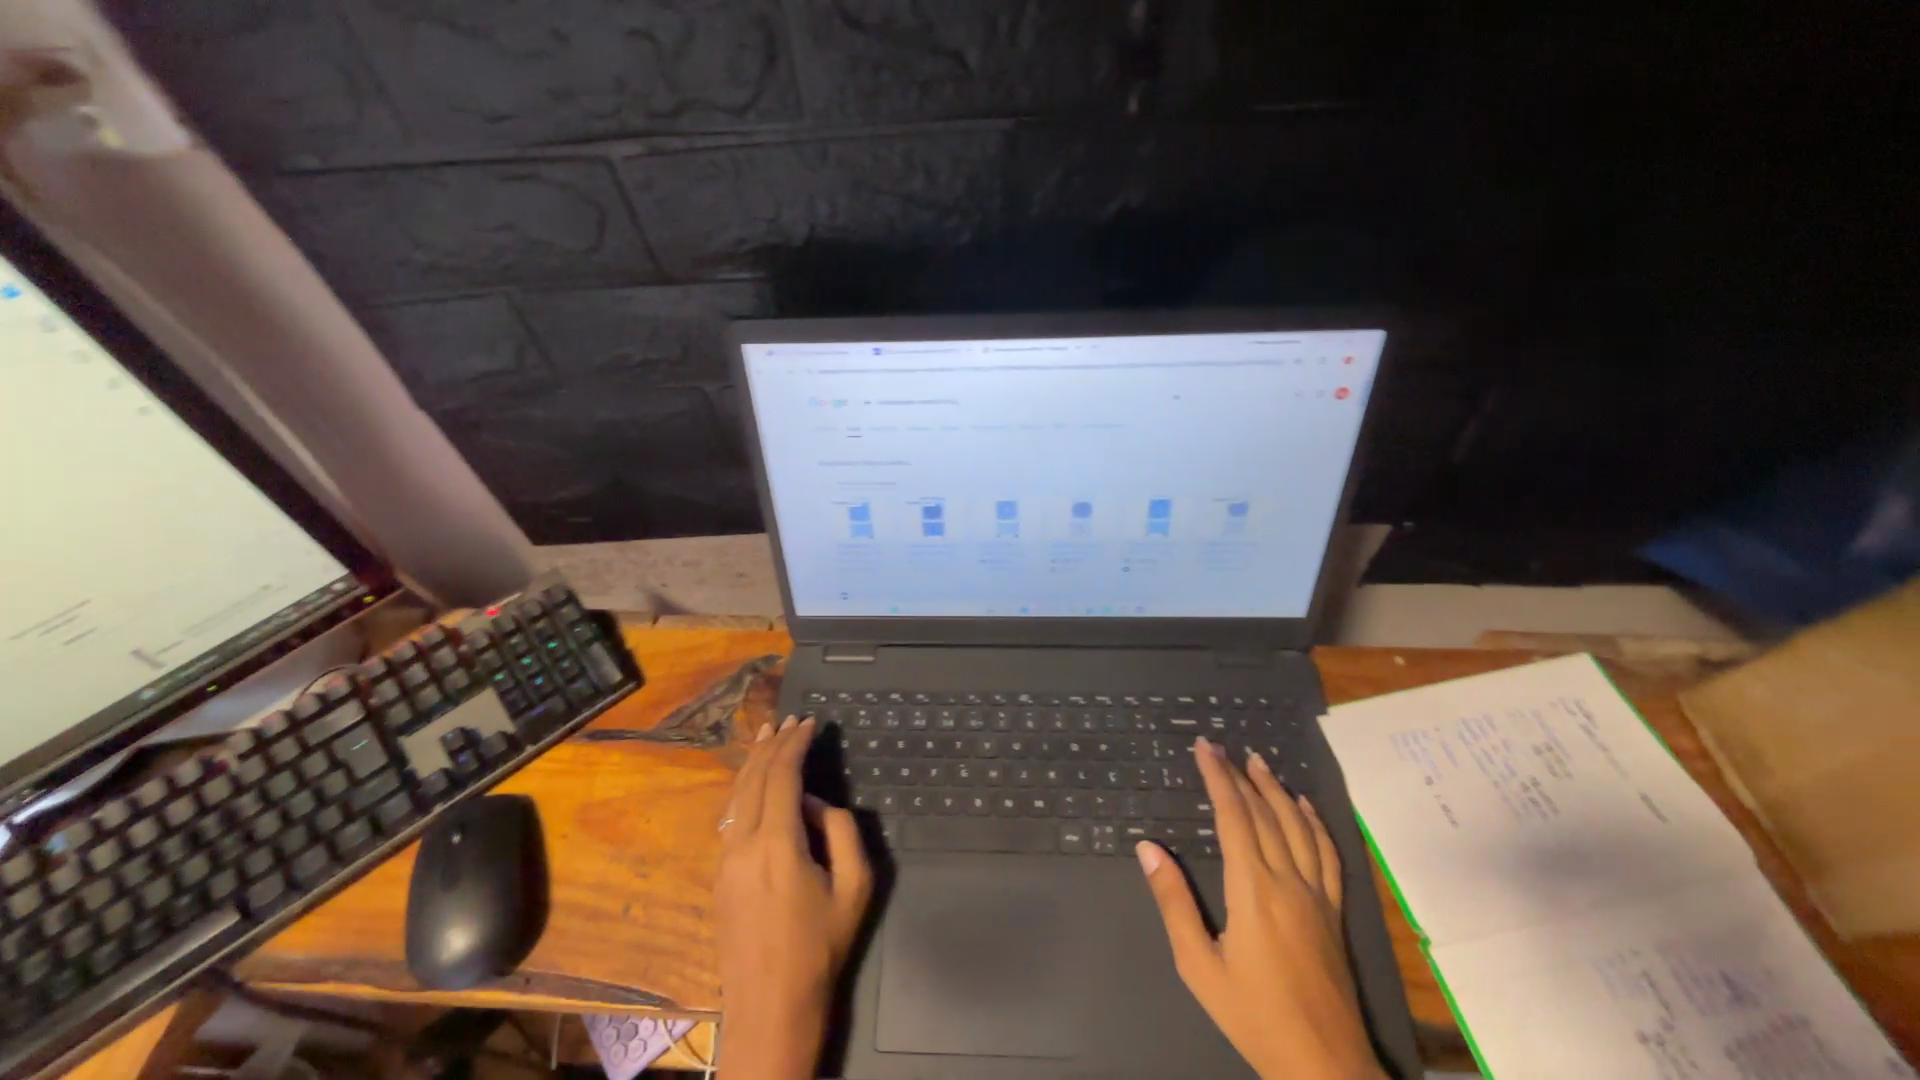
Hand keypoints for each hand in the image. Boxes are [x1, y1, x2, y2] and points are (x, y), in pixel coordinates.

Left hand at [715, 716, 872, 1079]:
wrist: (770, 1005)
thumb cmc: (820, 948)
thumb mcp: (855, 889)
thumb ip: (844, 833)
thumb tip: (819, 805)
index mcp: (778, 844)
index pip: (782, 776)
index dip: (795, 745)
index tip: (810, 722)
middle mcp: (743, 843)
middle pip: (753, 778)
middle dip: (772, 744)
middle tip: (790, 720)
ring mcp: (725, 859)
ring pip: (735, 796)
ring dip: (753, 762)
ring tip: (766, 735)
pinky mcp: (719, 876)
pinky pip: (730, 817)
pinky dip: (743, 789)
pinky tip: (752, 783)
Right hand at [1137, 736, 1384, 1079]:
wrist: (1322, 1061)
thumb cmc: (1252, 1015)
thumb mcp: (1198, 965)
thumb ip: (1174, 902)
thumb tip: (1148, 849)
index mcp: (1252, 890)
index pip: (1234, 817)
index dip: (1218, 778)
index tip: (1204, 748)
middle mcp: (1288, 881)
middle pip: (1264, 814)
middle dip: (1240, 776)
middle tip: (1222, 748)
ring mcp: (1317, 895)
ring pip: (1298, 827)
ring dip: (1277, 790)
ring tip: (1259, 762)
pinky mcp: (1334, 911)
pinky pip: (1328, 854)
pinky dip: (1315, 823)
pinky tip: (1305, 807)